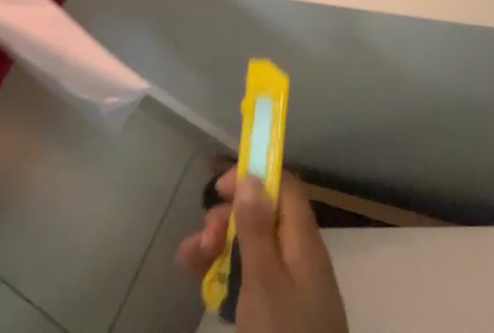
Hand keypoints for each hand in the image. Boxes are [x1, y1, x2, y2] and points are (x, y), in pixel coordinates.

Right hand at [178, 170, 347, 332]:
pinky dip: (220, 267)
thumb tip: (253, 176)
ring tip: (190, 260)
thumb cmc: (284, 331)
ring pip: (247, 242)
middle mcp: (297, 255)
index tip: (220, 189)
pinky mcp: (275, 301)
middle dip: (224, 218)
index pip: (285, 187)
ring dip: (214, 243)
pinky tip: (196, 274)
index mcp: (303, 243)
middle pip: (259, 214)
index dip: (253, 178)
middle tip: (205, 238)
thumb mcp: (264, 279)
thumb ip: (257, 228)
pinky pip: (246, 270)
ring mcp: (287, 279)